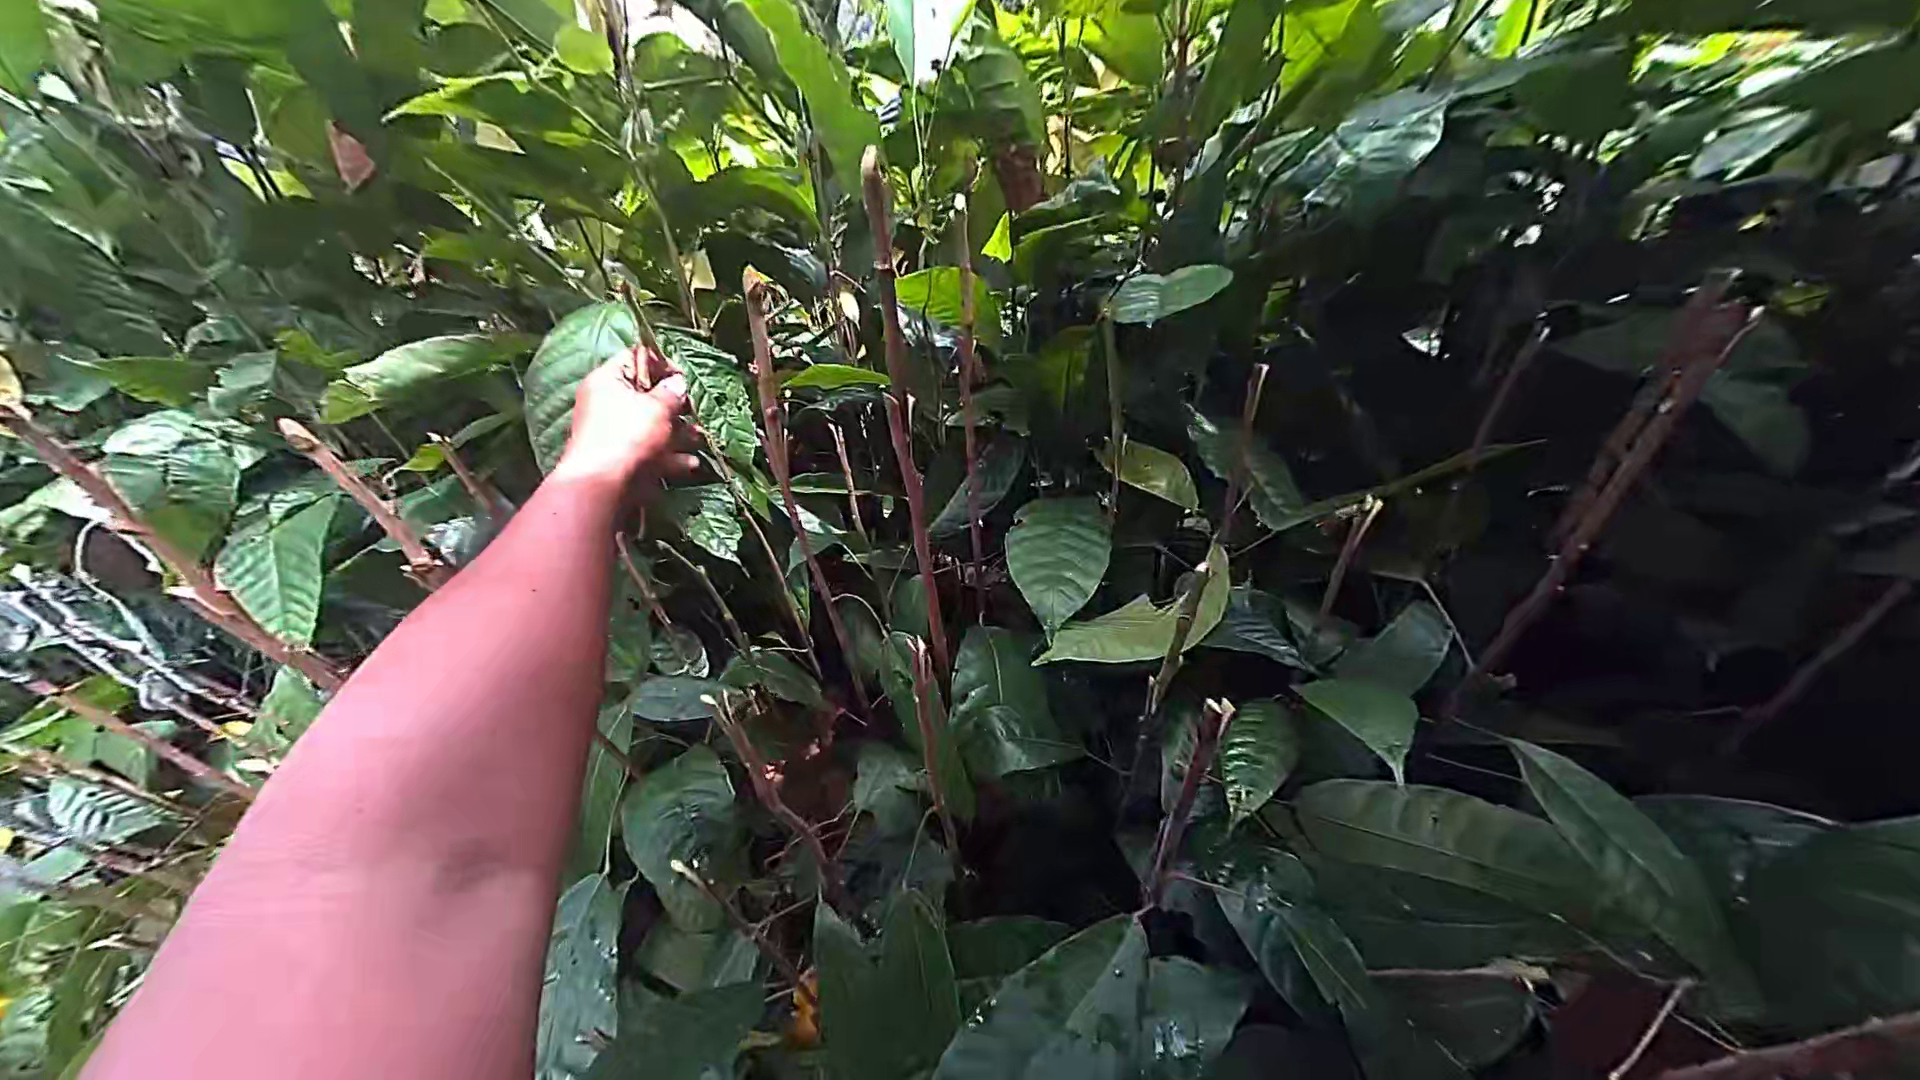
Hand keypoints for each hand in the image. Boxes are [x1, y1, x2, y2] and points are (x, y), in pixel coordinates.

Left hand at [553, 345, 699, 489]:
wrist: (604, 484)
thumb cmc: (628, 435)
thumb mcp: (656, 407)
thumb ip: (671, 392)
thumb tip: (678, 382)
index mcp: (608, 381)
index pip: (636, 358)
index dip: (663, 364)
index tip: (686, 377)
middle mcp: (609, 403)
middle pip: (649, 395)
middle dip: (678, 404)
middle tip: (697, 409)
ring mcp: (617, 432)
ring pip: (655, 426)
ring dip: (681, 432)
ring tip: (702, 438)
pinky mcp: (626, 457)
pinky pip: (654, 451)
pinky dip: (673, 456)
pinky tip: (691, 462)